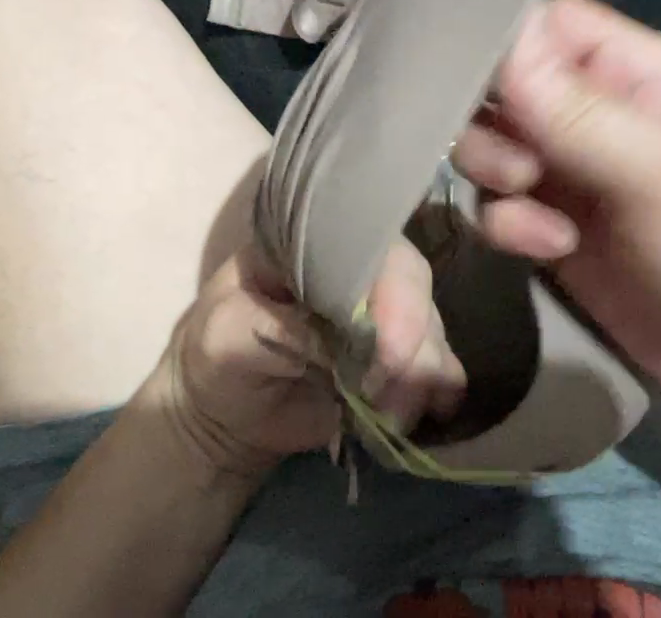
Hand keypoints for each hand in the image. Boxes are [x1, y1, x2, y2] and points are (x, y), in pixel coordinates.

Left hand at [149, 245, 464, 478]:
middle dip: (409, 343)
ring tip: (383, 416)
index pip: (368, 243)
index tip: (387, 350)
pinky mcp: (399, 364)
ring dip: (418, 378)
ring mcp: (382, 316)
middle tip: (380, 394)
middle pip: (412, 283)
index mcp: (312, 246)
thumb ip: (280, 329)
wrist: (223, 412)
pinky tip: (406, 418)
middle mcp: (357, 271)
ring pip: (432, 329)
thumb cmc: (217, 353)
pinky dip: (434, 394)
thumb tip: (344, 344)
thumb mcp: (228, 333)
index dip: (390, 290)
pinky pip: (443, 371)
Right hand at [455, 0, 660, 429]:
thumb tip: (505, 40)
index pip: (552, 23)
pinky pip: (501, 205)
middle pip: (507, 82)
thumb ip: (582, 114)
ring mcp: (577, 174)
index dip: (505, 37)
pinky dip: (508, 223)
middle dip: (489, 118)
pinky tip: (548, 249)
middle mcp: (601, 115)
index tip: (469, 74)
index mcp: (646, 77)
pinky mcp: (558, 230)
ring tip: (531, 209)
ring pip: (492, 143)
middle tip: (515, 167)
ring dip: (493, 171)